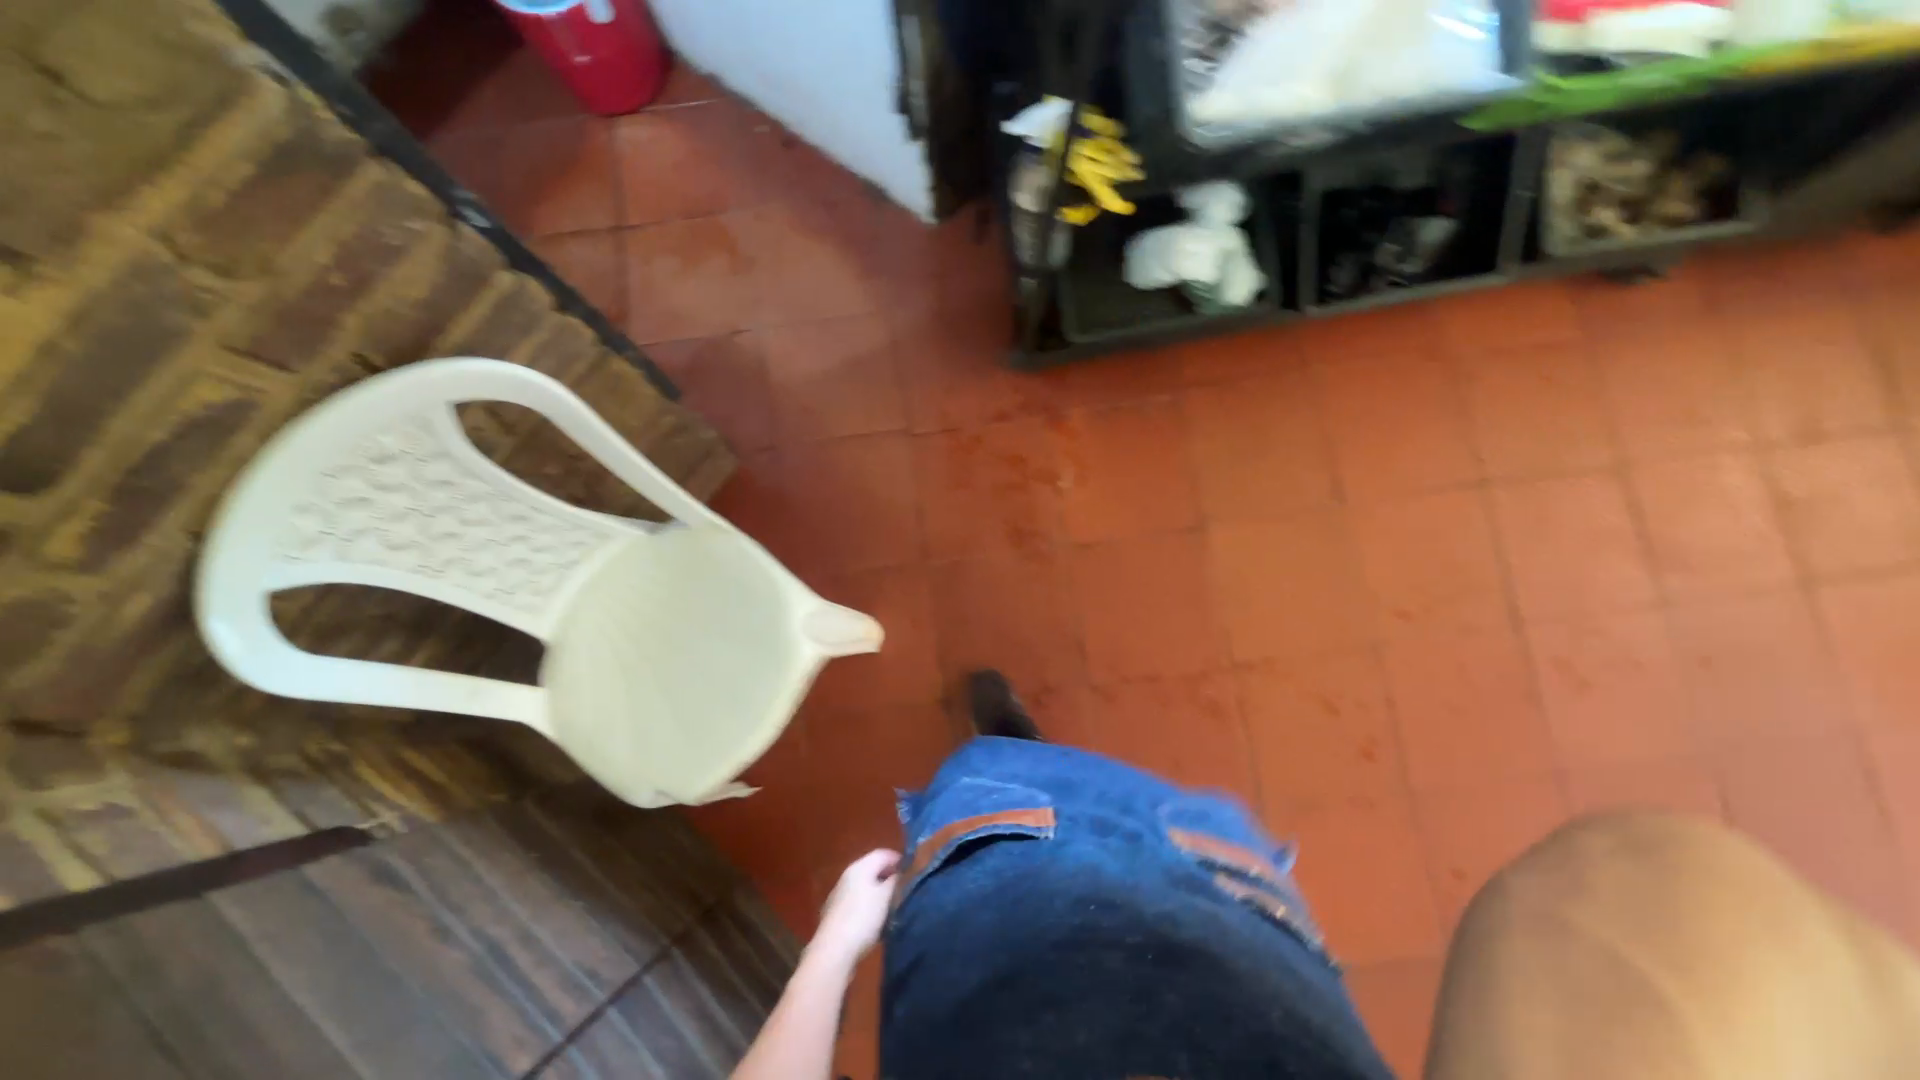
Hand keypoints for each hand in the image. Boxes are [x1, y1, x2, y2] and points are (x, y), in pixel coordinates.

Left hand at [808, 850, 899, 967]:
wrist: (834, 950)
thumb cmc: (863, 918)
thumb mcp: (886, 897)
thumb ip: (896, 881)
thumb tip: (902, 873)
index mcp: (859, 868)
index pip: (882, 853)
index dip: (899, 860)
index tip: (913, 872)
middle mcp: (847, 877)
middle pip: (873, 869)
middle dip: (890, 877)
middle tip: (905, 889)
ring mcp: (839, 895)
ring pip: (865, 887)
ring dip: (880, 893)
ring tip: (894, 906)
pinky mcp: (836, 914)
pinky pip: (858, 902)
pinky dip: (869, 906)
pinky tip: (876, 920)